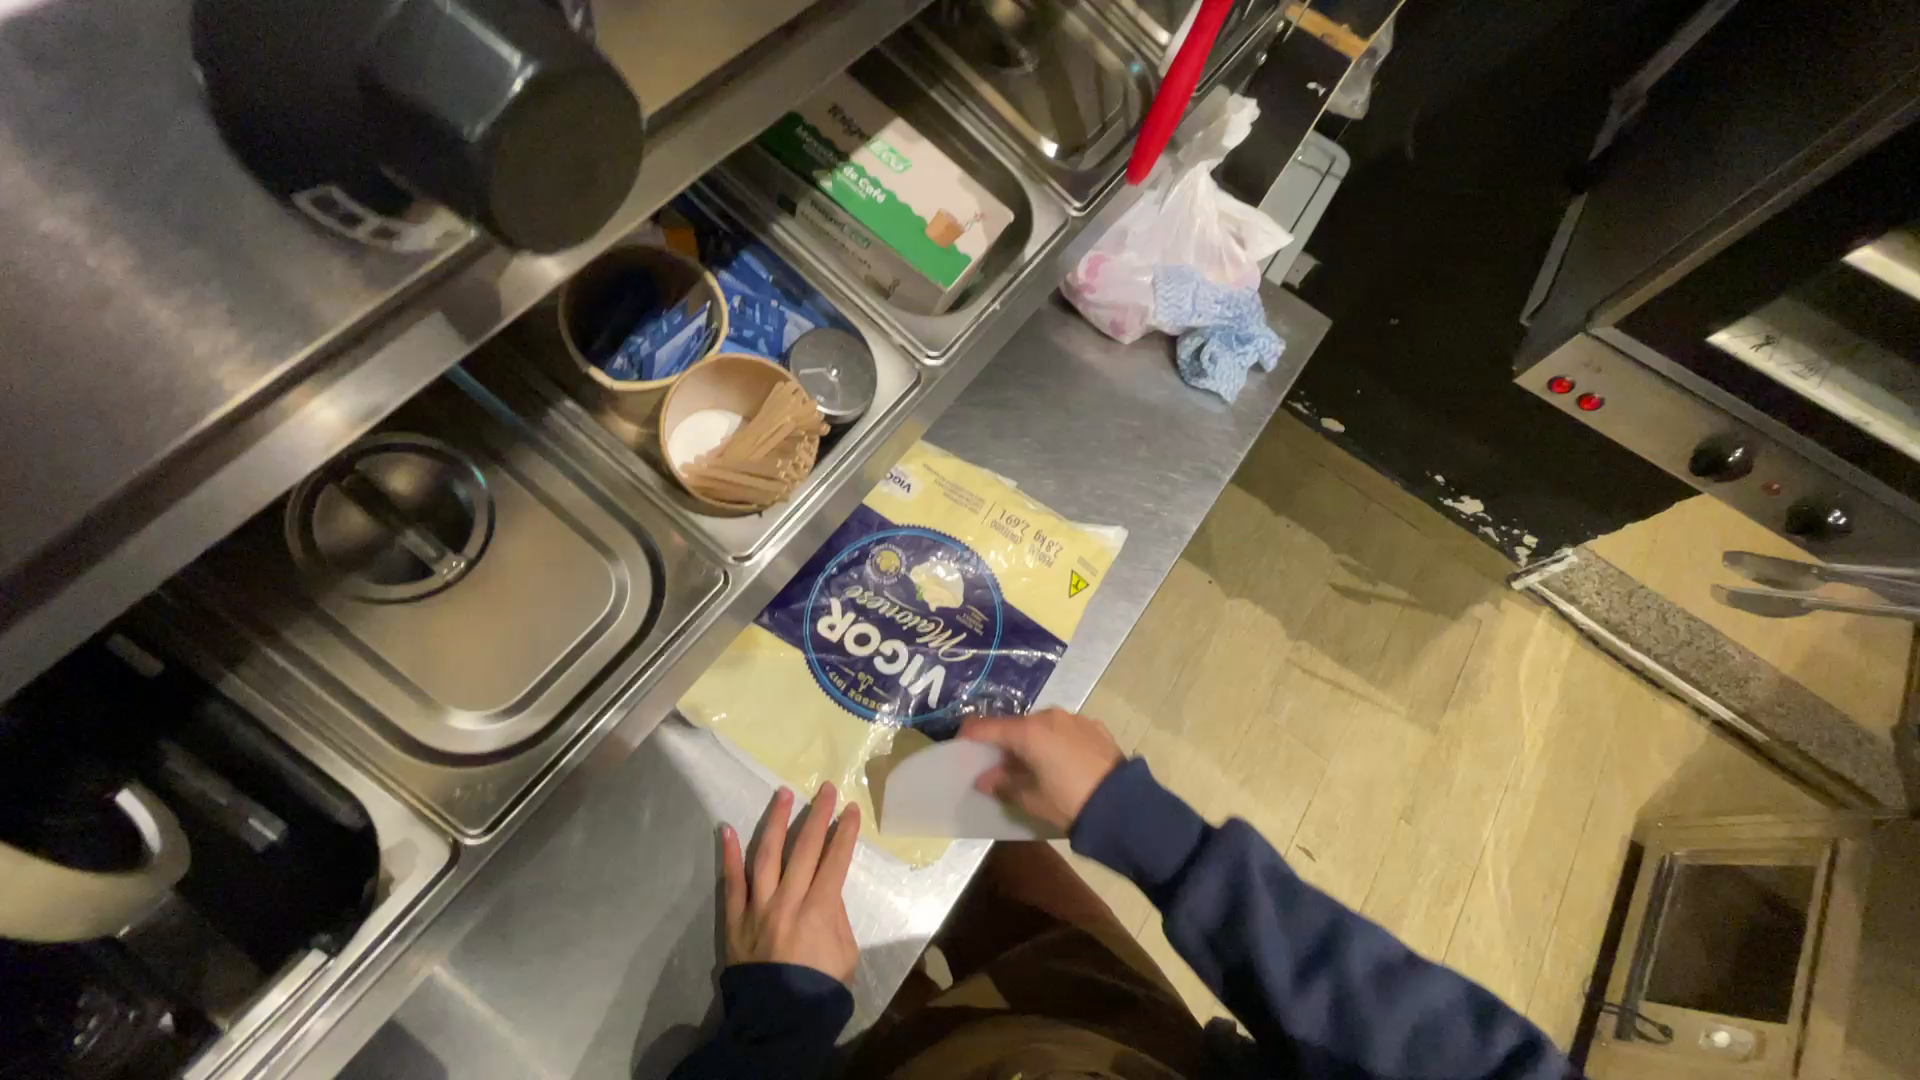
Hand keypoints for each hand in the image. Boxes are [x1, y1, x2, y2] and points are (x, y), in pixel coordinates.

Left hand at [722, 784, 861, 984]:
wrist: (778, 1022)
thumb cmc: (820, 987)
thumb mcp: (845, 952)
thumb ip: (836, 915)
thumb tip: (828, 887)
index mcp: (819, 909)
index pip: (835, 860)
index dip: (845, 832)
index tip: (851, 809)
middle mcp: (787, 901)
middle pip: (804, 849)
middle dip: (817, 815)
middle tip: (825, 789)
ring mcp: (758, 908)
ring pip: (766, 855)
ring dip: (776, 821)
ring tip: (783, 794)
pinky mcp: (735, 919)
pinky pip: (731, 882)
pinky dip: (729, 855)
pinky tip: (728, 829)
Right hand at [960, 709, 1123, 830]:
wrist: (1124, 806)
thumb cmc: (1070, 802)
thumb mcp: (1032, 799)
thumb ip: (1004, 785)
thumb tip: (985, 778)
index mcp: (1028, 732)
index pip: (986, 726)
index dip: (969, 736)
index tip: (961, 747)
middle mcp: (1049, 716)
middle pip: (1015, 725)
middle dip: (1004, 743)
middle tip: (1000, 766)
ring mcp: (1074, 718)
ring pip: (1041, 726)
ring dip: (1031, 742)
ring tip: (1033, 766)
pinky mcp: (1094, 726)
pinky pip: (1064, 730)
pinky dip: (1056, 742)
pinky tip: (1061, 763)